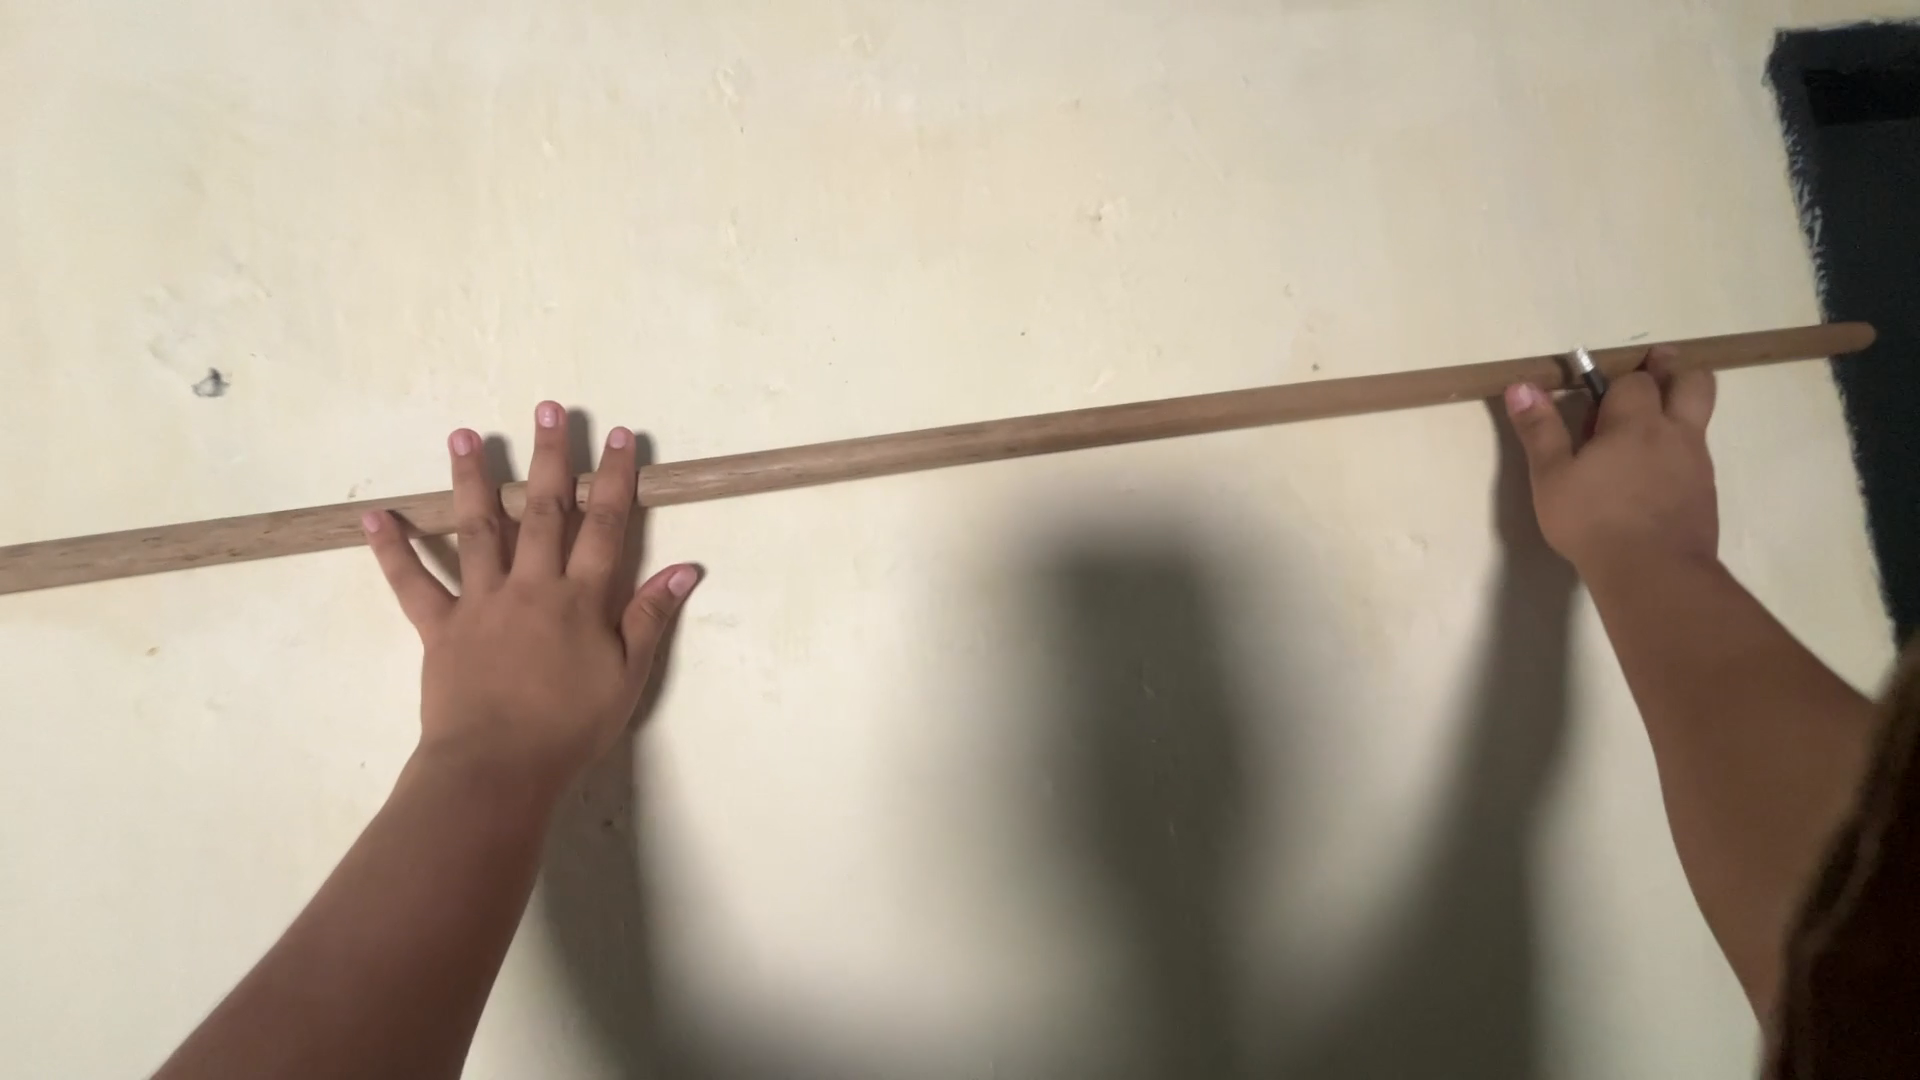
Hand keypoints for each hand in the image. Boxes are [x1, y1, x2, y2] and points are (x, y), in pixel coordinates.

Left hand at [361, 401, 699, 797]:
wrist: (498, 769)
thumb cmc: (573, 724)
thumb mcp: (630, 675)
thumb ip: (651, 617)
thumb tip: (685, 568)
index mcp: (581, 598)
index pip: (605, 526)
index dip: (616, 479)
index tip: (620, 437)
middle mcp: (531, 586)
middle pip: (545, 511)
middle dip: (550, 457)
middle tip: (548, 409)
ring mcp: (480, 603)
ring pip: (478, 531)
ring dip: (475, 481)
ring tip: (465, 435)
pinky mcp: (439, 629)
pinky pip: (413, 585)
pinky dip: (393, 550)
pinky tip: (375, 515)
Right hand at [1504, 347, 1719, 579]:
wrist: (1652, 569)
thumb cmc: (1590, 518)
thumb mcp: (1550, 475)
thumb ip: (1539, 430)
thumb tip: (1522, 386)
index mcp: (1634, 424)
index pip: (1635, 381)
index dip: (1616, 378)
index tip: (1595, 386)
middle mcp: (1675, 433)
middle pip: (1692, 382)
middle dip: (1672, 369)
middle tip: (1655, 364)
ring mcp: (1696, 460)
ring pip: (1698, 415)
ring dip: (1679, 404)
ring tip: (1647, 417)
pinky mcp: (1703, 488)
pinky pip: (1695, 449)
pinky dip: (1677, 442)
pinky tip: (1652, 466)